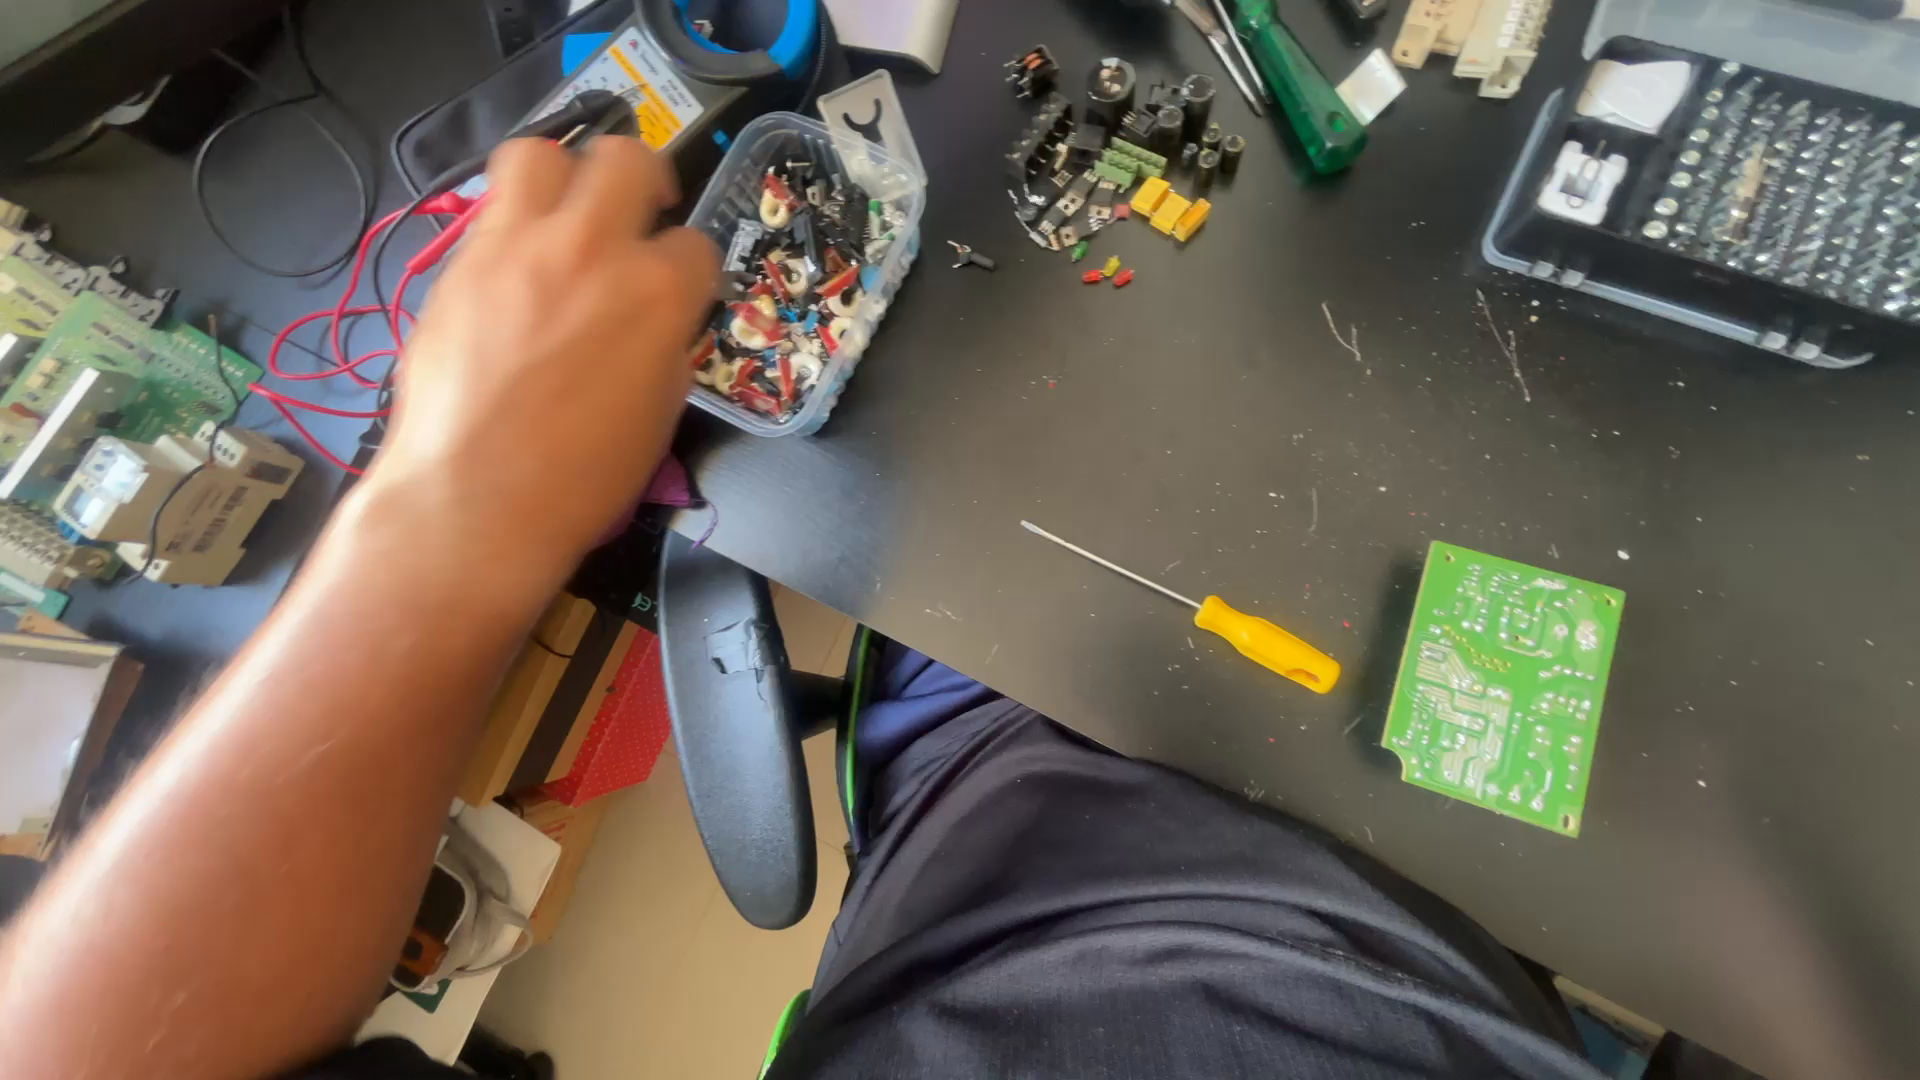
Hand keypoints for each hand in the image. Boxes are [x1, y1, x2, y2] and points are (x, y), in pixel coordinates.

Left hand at [366, 136, 719, 580]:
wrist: (482, 496)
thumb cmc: (590, 472)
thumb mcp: (662, 406)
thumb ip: (667, 341)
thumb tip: (659, 317)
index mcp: (660, 295)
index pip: (697, 245)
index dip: (696, 267)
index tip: (687, 286)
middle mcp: (593, 250)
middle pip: (626, 161)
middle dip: (646, 181)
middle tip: (642, 213)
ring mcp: (517, 247)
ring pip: (542, 154)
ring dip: (568, 176)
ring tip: (571, 216)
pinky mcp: (460, 261)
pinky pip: (492, 207)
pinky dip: (518, 222)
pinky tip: (524, 267)